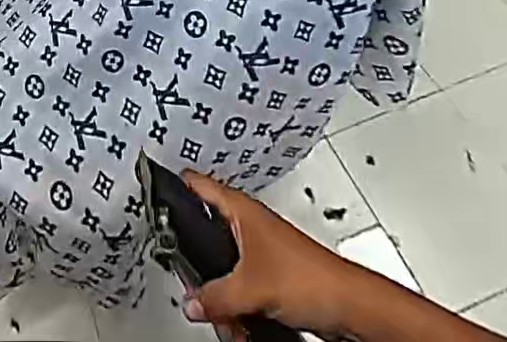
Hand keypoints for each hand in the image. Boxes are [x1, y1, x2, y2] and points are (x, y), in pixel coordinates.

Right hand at [179, 170, 370, 337]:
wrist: (344, 305)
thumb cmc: (310, 277)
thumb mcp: (250, 287)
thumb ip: (214, 295)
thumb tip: (192, 299)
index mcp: (243, 211)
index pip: (202, 186)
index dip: (181, 184)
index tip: (162, 183)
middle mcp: (250, 226)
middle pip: (208, 237)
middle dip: (200, 267)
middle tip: (194, 285)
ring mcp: (259, 251)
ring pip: (223, 268)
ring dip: (221, 295)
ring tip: (226, 314)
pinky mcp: (269, 275)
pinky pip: (239, 289)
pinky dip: (236, 306)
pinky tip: (240, 322)